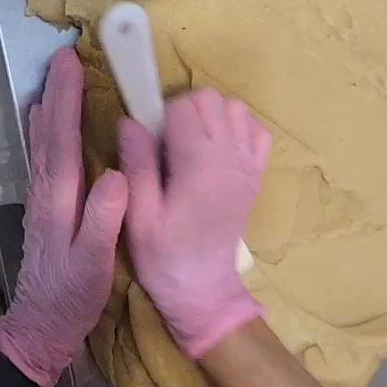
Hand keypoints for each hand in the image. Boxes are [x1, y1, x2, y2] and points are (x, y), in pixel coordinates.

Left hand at [0, 47, 128, 386]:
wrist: (40, 326)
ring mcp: (41, 196)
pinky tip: (45, 121)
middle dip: (56, 91)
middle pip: (47, 130)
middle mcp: (45, 189)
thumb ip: (103, 220)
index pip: (61, 138)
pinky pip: (43, 153)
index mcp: (58, 198)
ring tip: (54, 76)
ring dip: (48, 104)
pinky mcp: (45, 204)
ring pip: (41, 140)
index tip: (70, 63)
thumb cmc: (72, 297)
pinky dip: (44, 129)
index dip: (66, 99)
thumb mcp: (93, 265)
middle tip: (63, 55)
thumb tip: (116, 174)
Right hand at [117, 88, 270, 358]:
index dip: (160, 116)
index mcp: (198, 165)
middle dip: (184, 108)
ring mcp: (247, 164)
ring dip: (211, 114)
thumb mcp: (138, 216)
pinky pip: (257, 129)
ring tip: (191, 141)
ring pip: (235, 107)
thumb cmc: (164, 255)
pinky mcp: (256, 173)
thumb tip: (129, 120)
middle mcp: (229, 157)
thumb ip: (137, 165)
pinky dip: (237, 126)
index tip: (151, 144)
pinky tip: (217, 147)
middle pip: (210, 98)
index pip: (182, 106)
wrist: (203, 289)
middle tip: (168, 140)